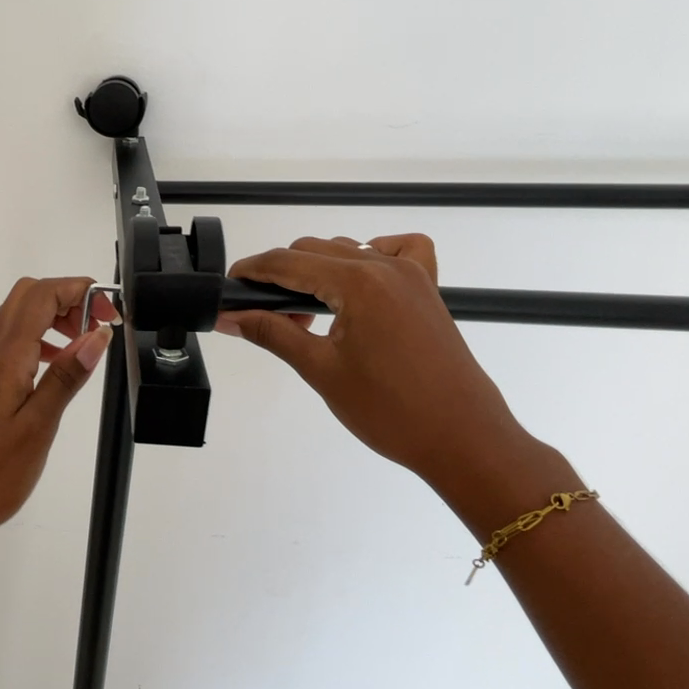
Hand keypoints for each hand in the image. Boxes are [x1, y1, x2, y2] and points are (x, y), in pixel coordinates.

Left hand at [0, 277, 114, 537]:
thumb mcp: (39, 426)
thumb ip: (66, 377)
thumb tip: (96, 335)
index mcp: (6, 358)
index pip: (41, 296)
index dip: (79, 290)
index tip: (111, 313)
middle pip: (27, 296)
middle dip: (67, 297)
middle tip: (98, 327)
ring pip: (19, 318)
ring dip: (54, 316)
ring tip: (84, 346)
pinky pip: (14, 344)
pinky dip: (41, 340)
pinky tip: (57, 368)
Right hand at [218, 235, 551, 498]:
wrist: (461, 438)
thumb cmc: (391, 411)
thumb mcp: (319, 369)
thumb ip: (270, 332)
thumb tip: (229, 316)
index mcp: (358, 283)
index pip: (287, 263)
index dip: (251, 272)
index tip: (227, 288)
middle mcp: (386, 268)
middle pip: (314, 251)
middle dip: (280, 277)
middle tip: (261, 317)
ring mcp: (412, 276)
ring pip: (347, 251)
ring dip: (315, 273)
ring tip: (302, 319)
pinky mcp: (427, 290)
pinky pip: (396, 252)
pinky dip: (368, 258)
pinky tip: (353, 286)